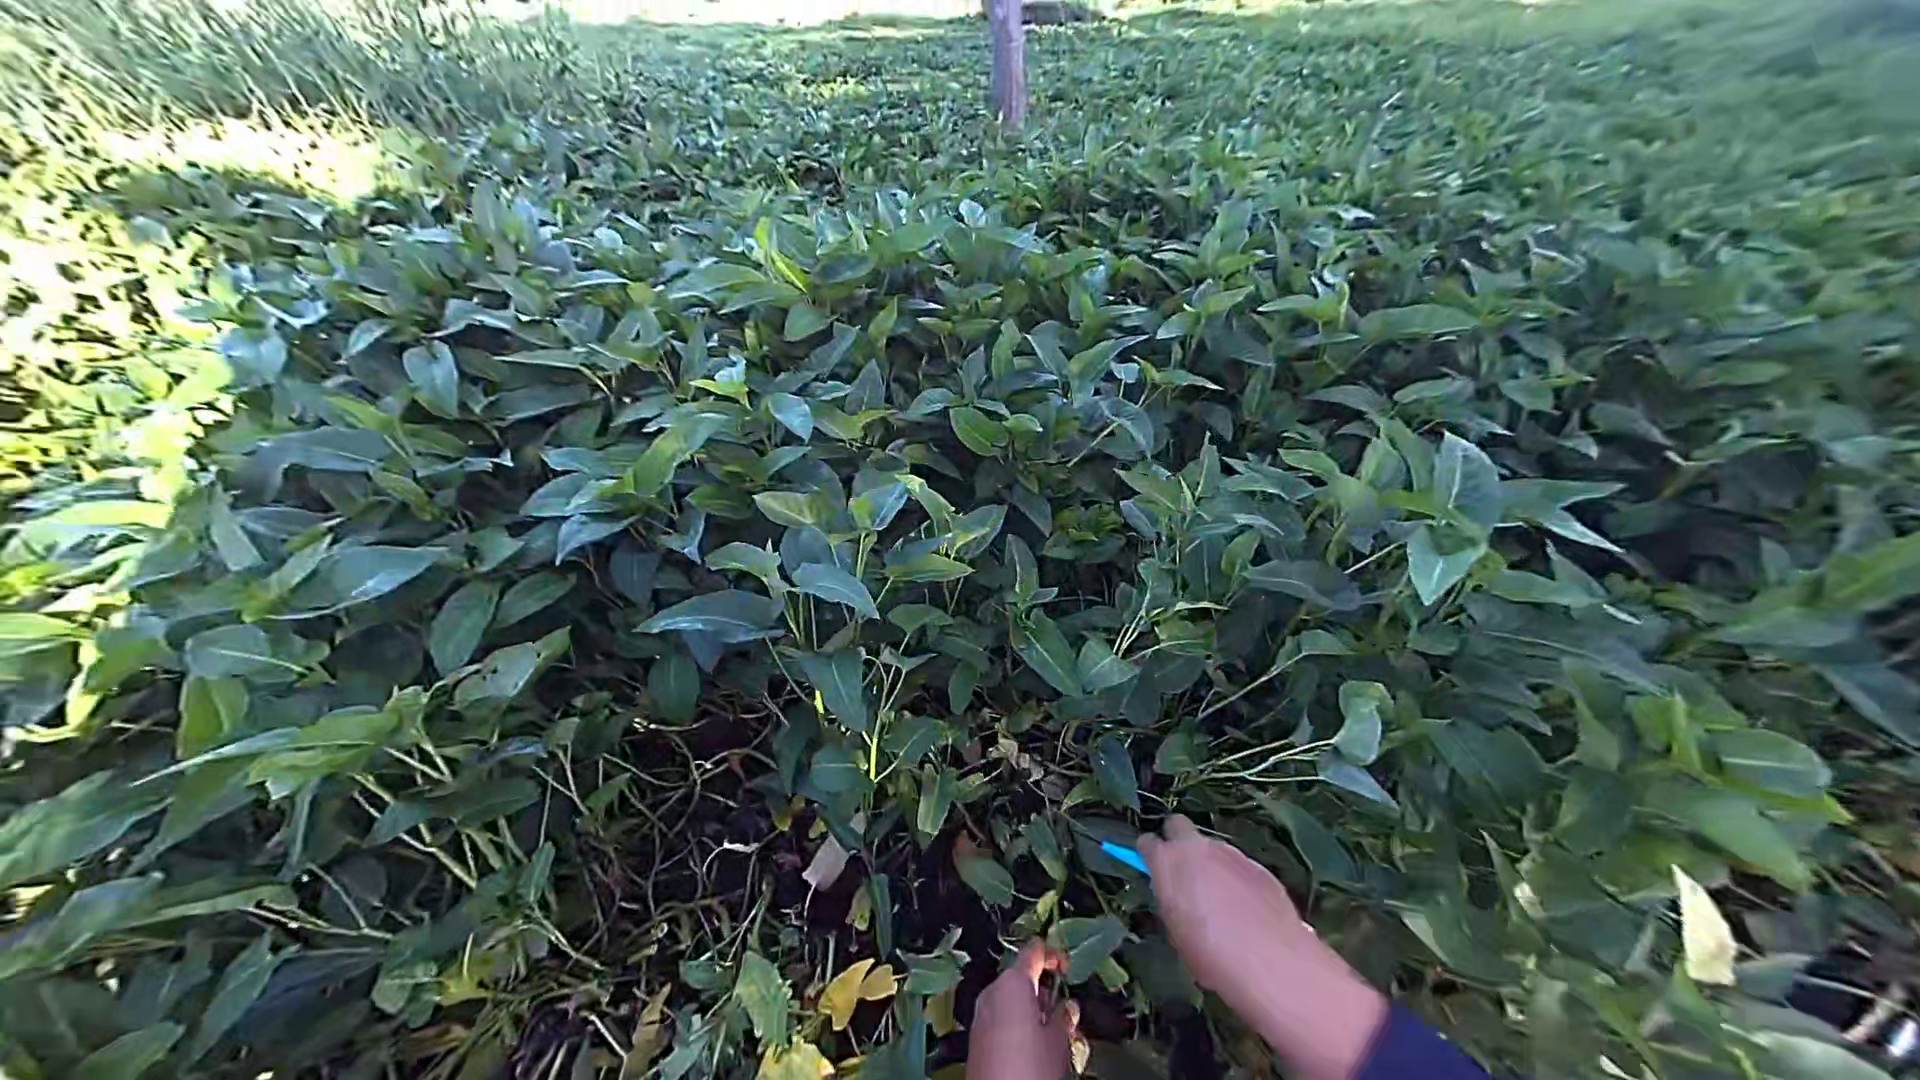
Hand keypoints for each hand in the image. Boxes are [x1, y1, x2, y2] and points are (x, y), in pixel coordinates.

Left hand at [966, 940, 1077, 1079]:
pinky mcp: (977, 1034)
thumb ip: (1064, 1017)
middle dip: (1043, 988)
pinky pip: (1000, 1014)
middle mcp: (993, 990)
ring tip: (1052, 1030)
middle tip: (1063, 1009)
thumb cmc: (1030, 1068)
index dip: (1054, 954)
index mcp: (1013, 983)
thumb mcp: (1056, 1043)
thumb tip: (1069, 1005)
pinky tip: (1031, 1044)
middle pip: (1021, 975)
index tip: (1068, 968)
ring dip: (1031, 1006)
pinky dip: (1016, 1020)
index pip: (1034, 951)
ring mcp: (981, 1011)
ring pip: (1010, 997)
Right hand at [1138, 815, 1385, 1079]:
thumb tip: (1174, 892)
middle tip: (1183, 869)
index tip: (1152, 868)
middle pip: (1177, 824)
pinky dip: (1236, 877)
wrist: (1273, 963)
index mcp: (1168, 861)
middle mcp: (1196, 847)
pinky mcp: (1258, 865)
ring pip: (1211, 846)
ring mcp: (1230, 853)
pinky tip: (1246, 907)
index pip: (1147, 841)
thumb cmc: (1211, 954)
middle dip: (1176, 839)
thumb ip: (1170, 899)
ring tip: (1220, 897)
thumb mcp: (1175, 929)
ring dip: (1209, 861)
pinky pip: (1238, 864)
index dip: (1148, 854)